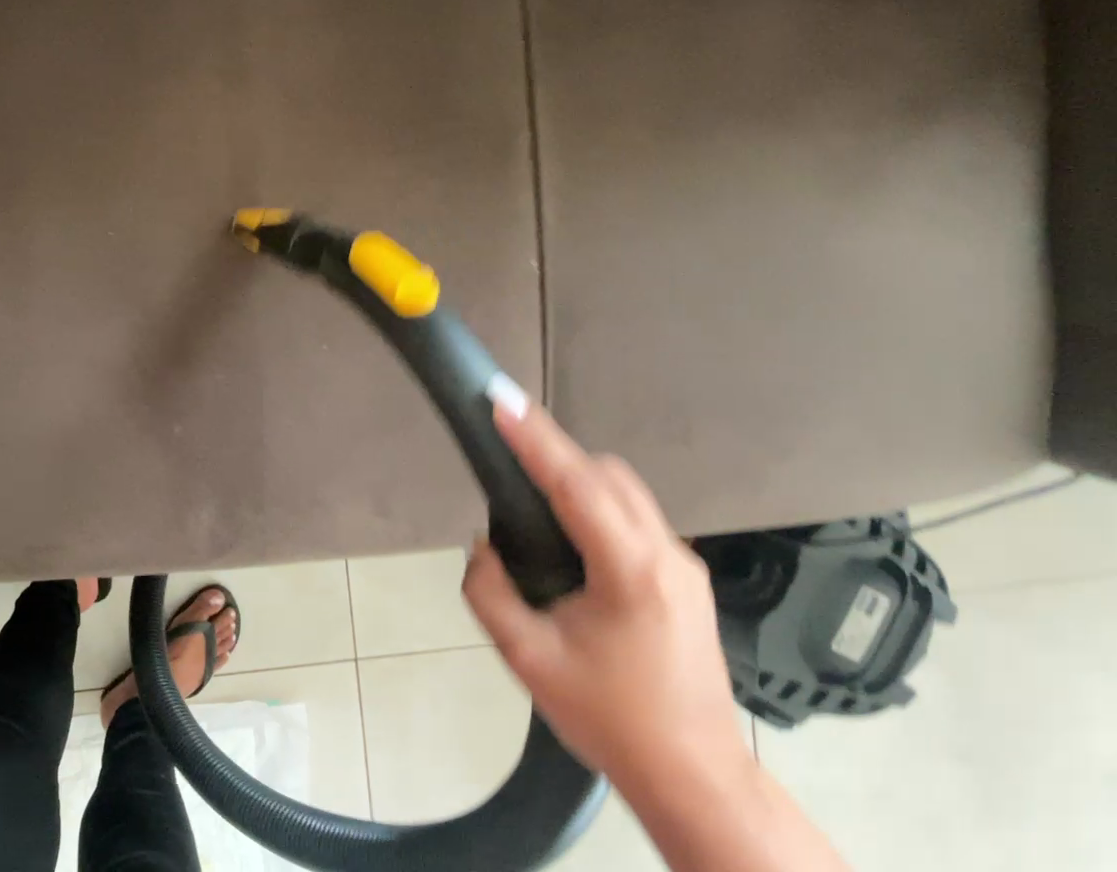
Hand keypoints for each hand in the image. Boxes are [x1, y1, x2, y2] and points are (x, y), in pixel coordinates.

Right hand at [462, 403, 745, 790]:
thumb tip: (484, 550)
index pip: (576, 485)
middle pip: (609, 476)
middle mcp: (667, 556)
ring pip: (627, 495)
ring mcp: (684, 567)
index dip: (535, 439)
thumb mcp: (529, 658)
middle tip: (508, 455)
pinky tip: (570, 544)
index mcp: (630, 571)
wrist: (692, 773)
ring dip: (579, 483)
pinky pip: (636, 522)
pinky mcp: (687, 582)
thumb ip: (490, 593)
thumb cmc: (610, 719)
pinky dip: (598, 511)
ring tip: (532, 501)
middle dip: (558, 456)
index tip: (501, 402)